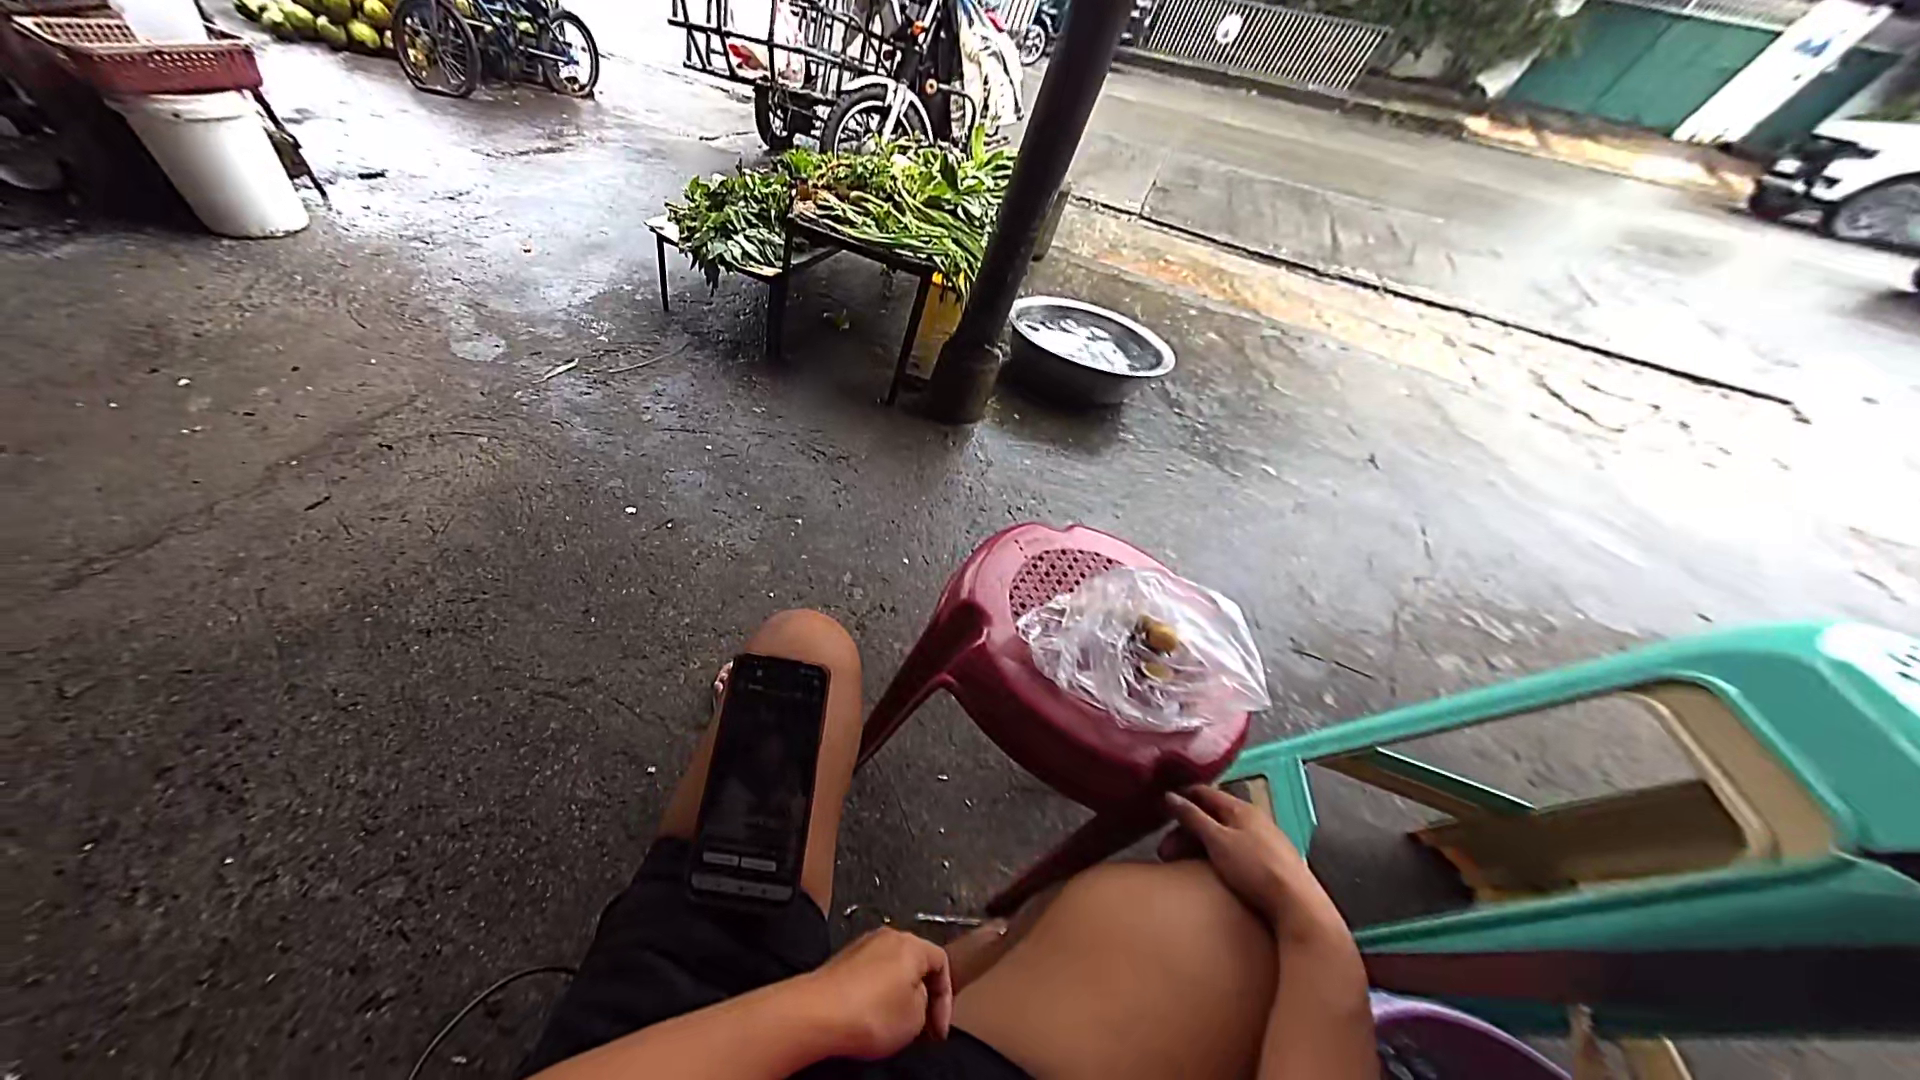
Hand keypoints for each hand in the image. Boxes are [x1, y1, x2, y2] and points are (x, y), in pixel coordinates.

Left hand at [802, 927, 952, 1059]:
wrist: (818, 1013)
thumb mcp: (915, 1018)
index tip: (938, 1029)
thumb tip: (917, 997)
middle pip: (916, 964)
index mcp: (912, 944)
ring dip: (898, 995)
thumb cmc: (869, 1013)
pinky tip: (870, 1017)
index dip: (945, 999)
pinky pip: (870, 974)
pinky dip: (876, 994)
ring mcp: (864, 946)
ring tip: (894, 1025)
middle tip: (922, 1027)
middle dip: (922, 996)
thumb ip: (926, 1003)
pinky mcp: (844, 960)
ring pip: (892, 969)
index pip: (942, 963)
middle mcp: (889, 937)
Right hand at [1158, 784, 1325, 929]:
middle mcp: (1254, 818)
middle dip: (1186, 830)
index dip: (1181, 797)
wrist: (1299, 908)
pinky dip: (1217, 854)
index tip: (1161, 810)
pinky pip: (1235, 849)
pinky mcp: (1272, 863)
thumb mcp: (1217, 841)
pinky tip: (1211, 870)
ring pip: (1223, 834)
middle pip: (1212, 815)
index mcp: (1241, 808)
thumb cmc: (1254, 869)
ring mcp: (1265, 840)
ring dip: (1199, 844)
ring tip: (1183, 864)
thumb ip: (1193, 817)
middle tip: (1166, 851)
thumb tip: (1170, 795)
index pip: (1204, 792)